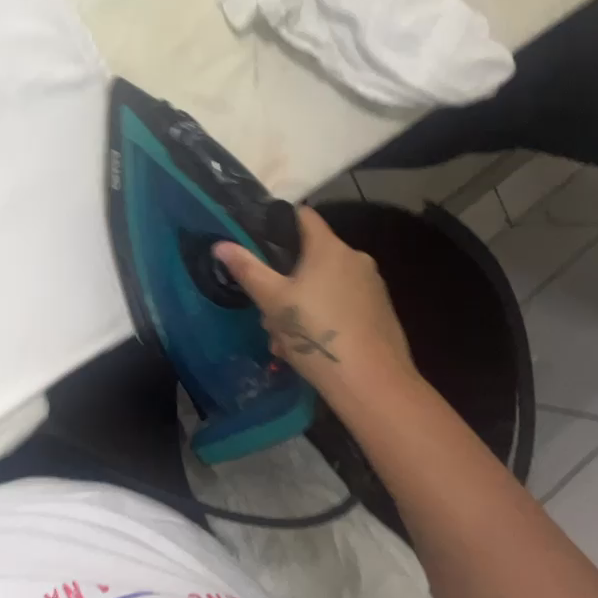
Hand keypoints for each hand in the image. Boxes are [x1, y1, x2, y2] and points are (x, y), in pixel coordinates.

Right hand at [213, 206, 415, 398]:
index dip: (277, 221)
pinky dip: (320, 319)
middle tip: (265, 310)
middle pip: (309, 257)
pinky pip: (339, 304)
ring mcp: (370, 286)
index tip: (255, 239)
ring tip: (283, 340)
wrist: (372, 382)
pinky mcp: (377, 312)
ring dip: (298, 306)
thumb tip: (220, 245)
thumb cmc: (317, 333)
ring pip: (322, 285)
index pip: (302, 216)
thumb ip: (247, 269)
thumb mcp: (273, 301)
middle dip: (283, 281)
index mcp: (330, 248)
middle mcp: (355, 259)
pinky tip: (306, 348)